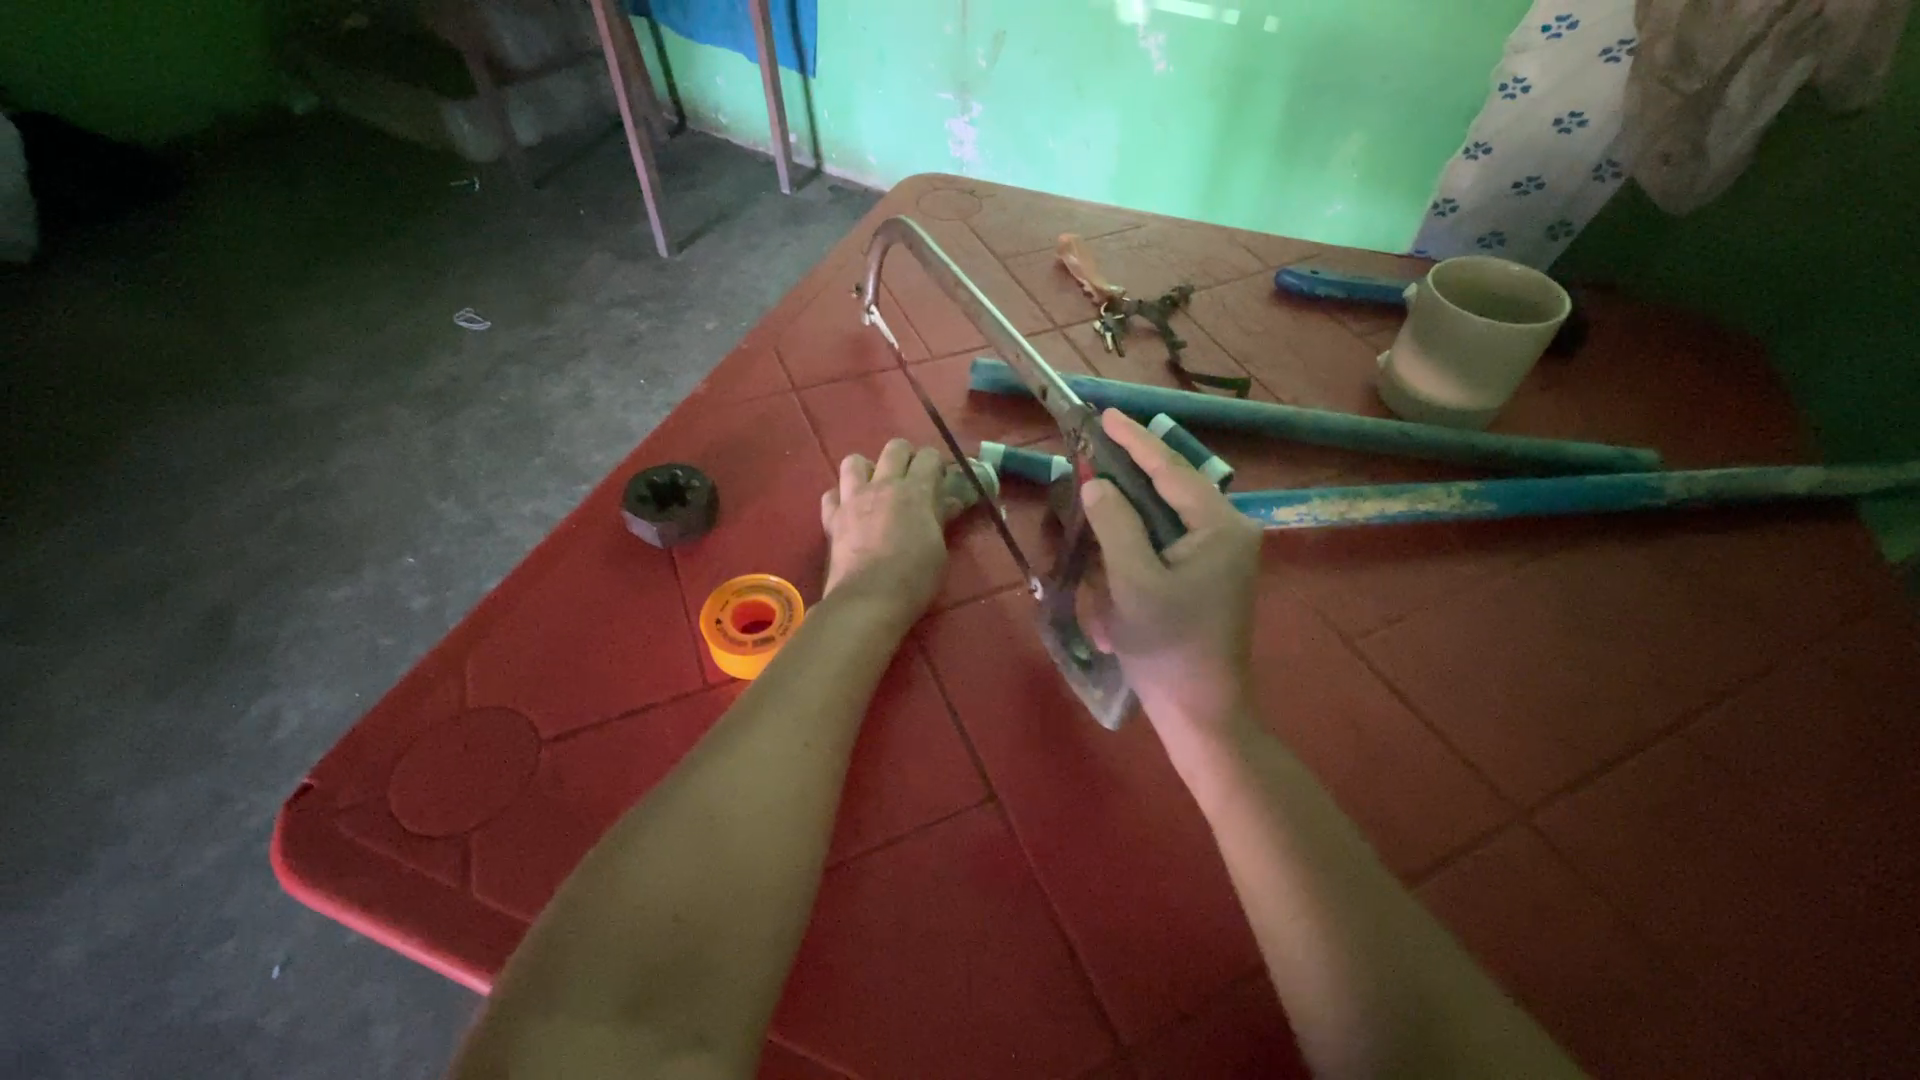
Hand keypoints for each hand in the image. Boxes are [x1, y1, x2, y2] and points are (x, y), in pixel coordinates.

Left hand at [820, 439, 951, 619]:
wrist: (869, 599)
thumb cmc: (914, 578)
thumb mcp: (939, 549)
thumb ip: (940, 518)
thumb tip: (950, 501)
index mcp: (915, 491)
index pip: (928, 456)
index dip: (936, 464)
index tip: (939, 479)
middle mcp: (882, 485)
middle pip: (894, 448)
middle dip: (905, 457)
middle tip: (910, 479)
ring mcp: (852, 499)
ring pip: (853, 461)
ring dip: (867, 469)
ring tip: (874, 487)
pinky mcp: (831, 518)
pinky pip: (831, 495)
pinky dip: (840, 498)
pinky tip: (849, 511)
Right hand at [1078, 409, 1262, 743]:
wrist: (1202, 712)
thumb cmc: (1169, 647)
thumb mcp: (1133, 582)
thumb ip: (1115, 524)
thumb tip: (1098, 483)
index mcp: (1221, 527)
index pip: (1171, 471)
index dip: (1134, 442)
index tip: (1104, 415)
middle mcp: (1229, 533)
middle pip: (1169, 491)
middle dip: (1127, 482)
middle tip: (1090, 459)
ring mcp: (1221, 557)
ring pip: (1164, 521)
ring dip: (1127, 526)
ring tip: (1095, 523)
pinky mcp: (1208, 579)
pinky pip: (1166, 549)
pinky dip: (1135, 554)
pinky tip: (1113, 572)